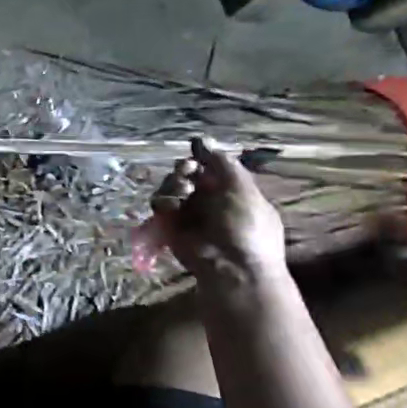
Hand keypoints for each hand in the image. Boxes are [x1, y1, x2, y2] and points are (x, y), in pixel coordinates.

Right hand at [148, 139, 288, 292]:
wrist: (232, 268)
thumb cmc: (246, 227)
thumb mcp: (242, 188)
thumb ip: (222, 162)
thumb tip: (201, 140)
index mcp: (228, 190)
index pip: (206, 166)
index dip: (199, 158)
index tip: (196, 158)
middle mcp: (206, 199)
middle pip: (184, 173)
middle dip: (183, 170)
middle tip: (187, 173)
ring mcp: (187, 213)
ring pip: (170, 186)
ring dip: (173, 185)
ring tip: (183, 194)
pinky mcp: (170, 226)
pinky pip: (159, 205)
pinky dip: (163, 202)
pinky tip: (172, 206)